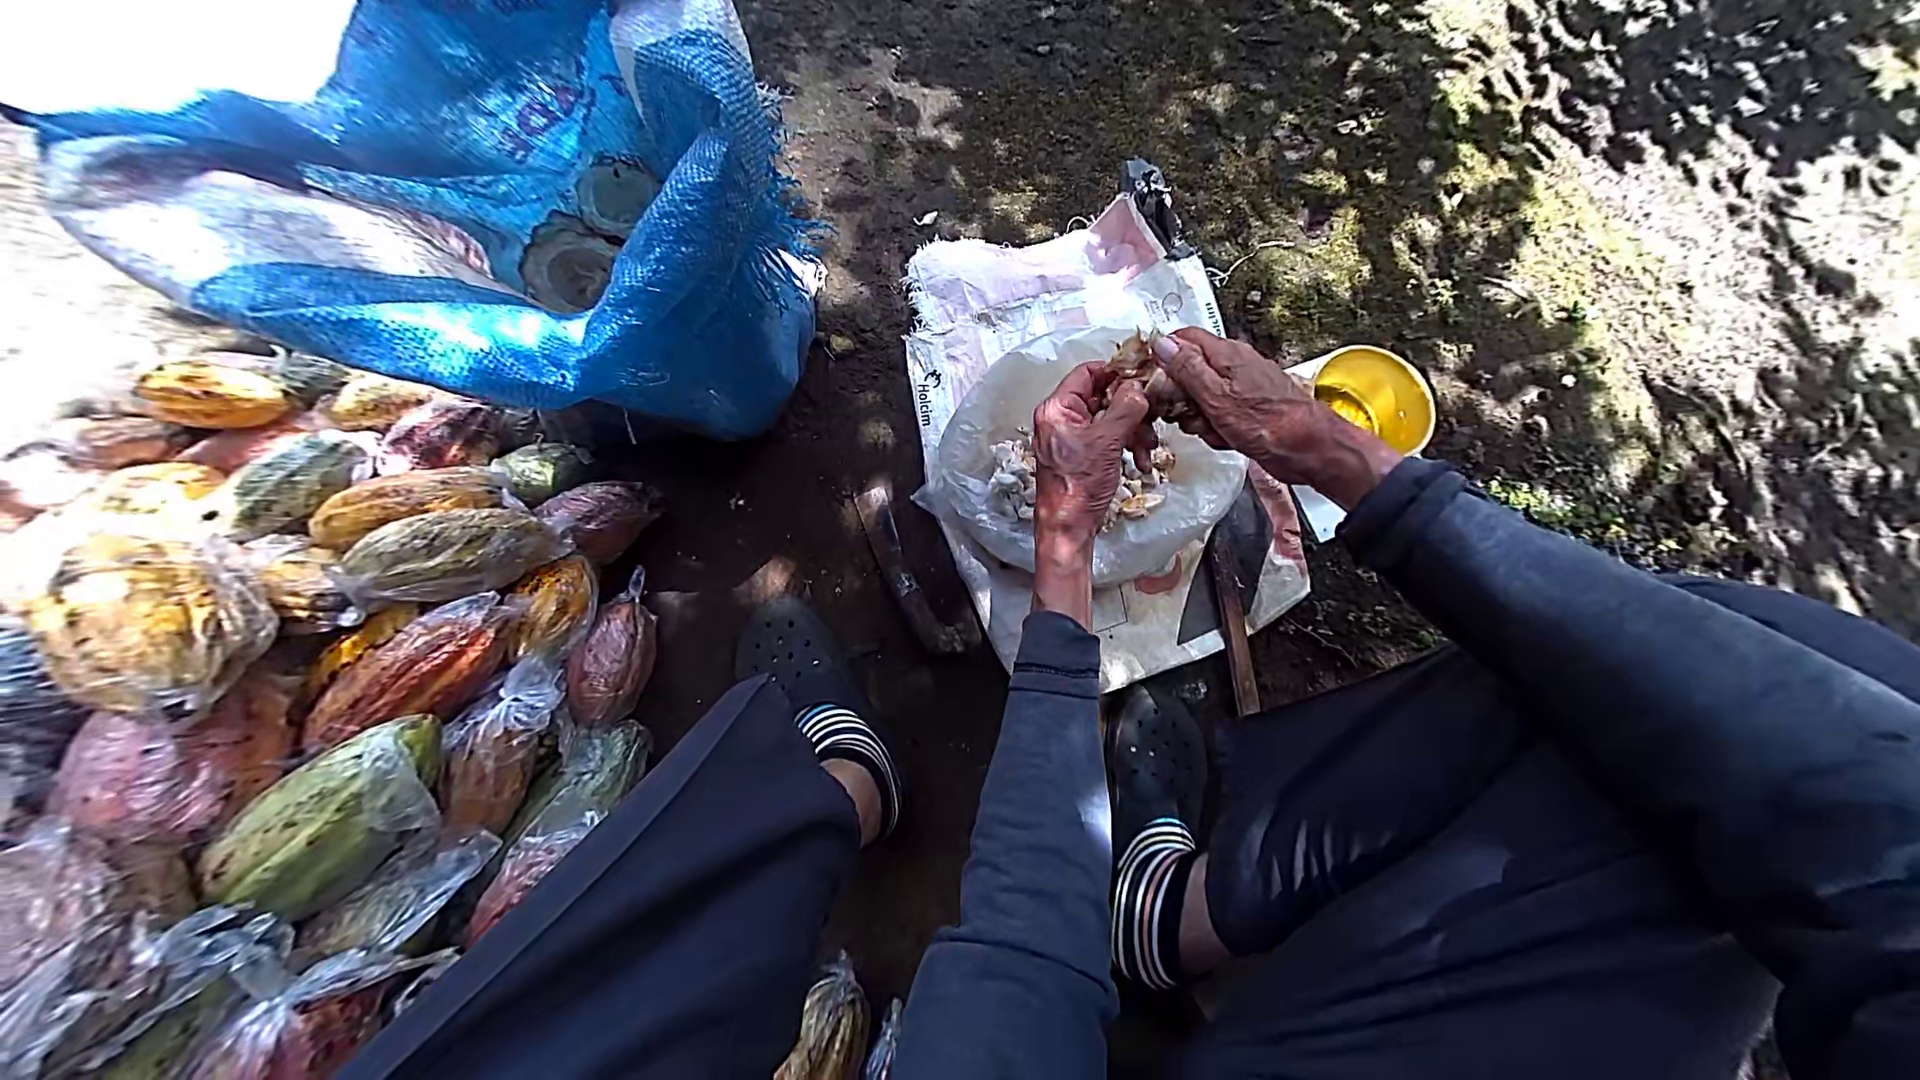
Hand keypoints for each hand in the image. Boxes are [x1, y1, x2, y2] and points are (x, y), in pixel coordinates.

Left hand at [1028, 362, 1148, 625]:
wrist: (1068, 527)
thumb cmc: (1077, 488)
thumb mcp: (1107, 441)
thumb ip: (1124, 407)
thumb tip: (1137, 386)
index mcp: (1056, 410)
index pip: (1087, 373)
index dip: (1116, 373)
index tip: (1142, 378)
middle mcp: (1059, 420)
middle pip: (1102, 397)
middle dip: (1132, 409)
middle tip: (1151, 420)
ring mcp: (1069, 437)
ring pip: (1109, 418)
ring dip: (1133, 430)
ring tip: (1146, 448)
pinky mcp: (1080, 454)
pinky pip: (1106, 438)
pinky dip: (1125, 445)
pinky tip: (1139, 460)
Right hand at [1155, 328, 1402, 508]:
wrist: (1307, 449)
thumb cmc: (1268, 423)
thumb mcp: (1215, 396)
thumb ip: (1187, 369)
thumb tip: (1163, 344)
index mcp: (1226, 354)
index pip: (1183, 339)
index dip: (1163, 358)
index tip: (1153, 381)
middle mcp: (1233, 366)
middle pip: (1187, 372)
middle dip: (1179, 397)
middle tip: (1185, 413)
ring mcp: (1239, 388)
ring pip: (1199, 399)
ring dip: (1197, 418)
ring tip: (1212, 428)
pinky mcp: (1245, 410)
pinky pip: (1215, 416)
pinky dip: (1215, 429)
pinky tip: (1225, 437)